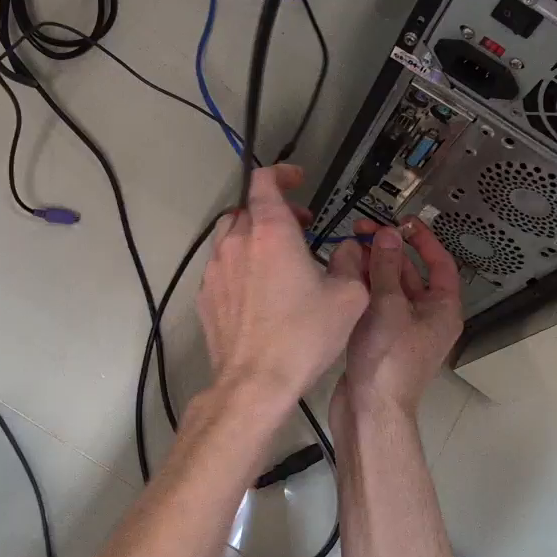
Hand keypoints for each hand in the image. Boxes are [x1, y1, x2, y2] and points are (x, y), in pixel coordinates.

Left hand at [196, 165, 370, 411]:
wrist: (255, 382)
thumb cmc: (302, 338)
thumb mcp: (348, 298)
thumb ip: (350, 264)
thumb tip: (348, 251)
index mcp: (272, 233)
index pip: (265, 181)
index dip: (281, 174)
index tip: (296, 180)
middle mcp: (237, 244)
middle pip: (247, 208)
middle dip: (274, 210)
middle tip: (299, 228)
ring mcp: (216, 270)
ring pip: (231, 236)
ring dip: (254, 238)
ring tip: (278, 260)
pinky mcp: (205, 296)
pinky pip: (222, 268)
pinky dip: (240, 267)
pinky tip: (260, 292)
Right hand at [329, 217, 462, 422]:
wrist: (370, 410)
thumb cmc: (387, 361)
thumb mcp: (388, 306)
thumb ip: (387, 267)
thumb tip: (389, 235)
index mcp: (442, 309)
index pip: (439, 263)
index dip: (423, 239)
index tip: (401, 221)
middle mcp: (427, 318)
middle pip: (410, 274)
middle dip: (388, 252)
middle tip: (361, 232)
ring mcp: (403, 331)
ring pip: (390, 290)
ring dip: (372, 269)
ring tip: (348, 250)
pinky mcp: (381, 341)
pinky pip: (375, 307)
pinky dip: (363, 291)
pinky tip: (344, 278)